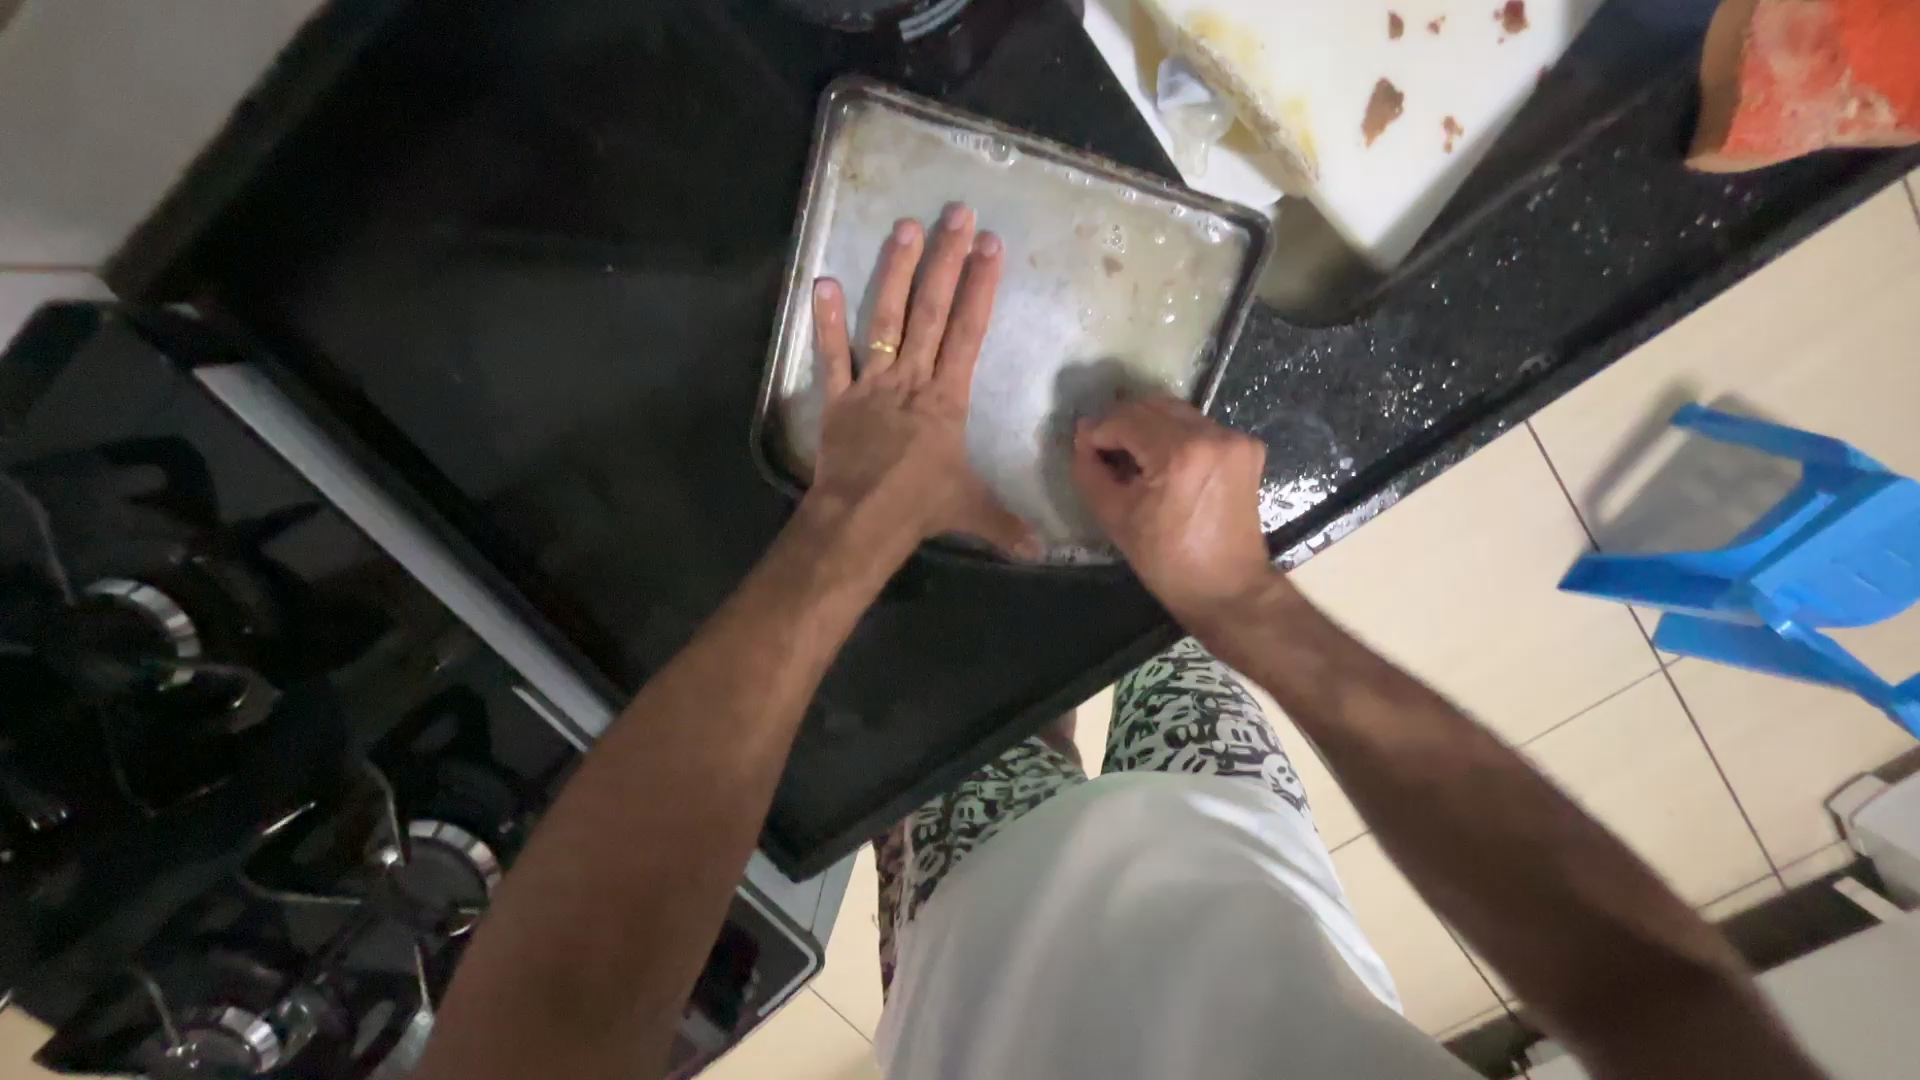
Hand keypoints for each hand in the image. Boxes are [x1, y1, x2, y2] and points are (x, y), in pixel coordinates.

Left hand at [805, 203, 1034, 558]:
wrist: (862, 519)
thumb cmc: (920, 509)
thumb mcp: (971, 511)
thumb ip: (1007, 525)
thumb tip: (1042, 553)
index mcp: (947, 398)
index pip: (968, 332)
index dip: (980, 287)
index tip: (990, 245)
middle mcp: (912, 380)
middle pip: (930, 311)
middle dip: (946, 260)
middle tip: (956, 213)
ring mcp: (872, 384)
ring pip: (884, 319)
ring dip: (894, 272)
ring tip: (905, 227)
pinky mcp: (838, 398)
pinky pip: (832, 356)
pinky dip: (826, 323)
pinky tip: (822, 283)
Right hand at [1071, 396, 1277, 623]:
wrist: (1226, 588)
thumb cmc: (1167, 561)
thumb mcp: (1115, 517)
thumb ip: (1090, 471)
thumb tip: (1082, 440)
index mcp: (1180, 453)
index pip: (1126, 419)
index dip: (1098, 430)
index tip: (1083, 448)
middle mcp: (1212, 435)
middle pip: (1153, 406)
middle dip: (1122, 423)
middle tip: (1103, 449)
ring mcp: (1234, 439)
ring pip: (1176, 412)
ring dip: (1148, 427)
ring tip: (1131, 457)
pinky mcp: (1246, 448)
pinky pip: (1199, 427)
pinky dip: (1175, 437)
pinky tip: (1162, 464)